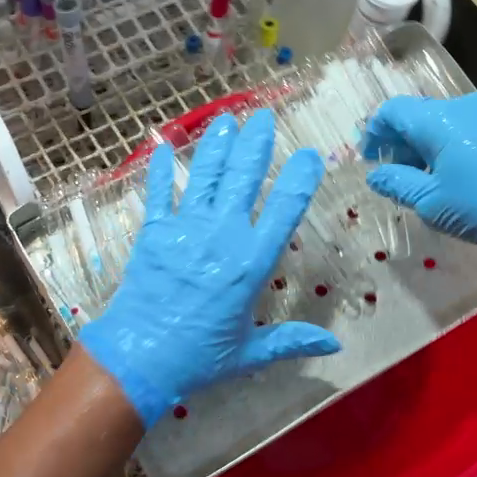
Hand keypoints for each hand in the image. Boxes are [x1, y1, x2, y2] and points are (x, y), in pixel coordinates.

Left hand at [78, 110, 341, 425]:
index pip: (284, 210)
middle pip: (244, 180)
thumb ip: (291, 340)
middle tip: (263, 117)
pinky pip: (159, 195)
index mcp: (251, 264)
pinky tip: (164, 147)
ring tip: (227, 120)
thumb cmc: (199, 358)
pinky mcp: (153, 234)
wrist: (140, 357)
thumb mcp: (250, 353)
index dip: (300, 179)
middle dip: (255, 145)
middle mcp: (221, 237)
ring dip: (217, 147)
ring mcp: (185, 231)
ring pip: (206, 178)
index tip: (309, 154)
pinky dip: (161, 171)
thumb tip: (336, 346)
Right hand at [363, 92, 476, 310]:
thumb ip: (397, 183)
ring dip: (434, 145)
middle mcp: (467, 104)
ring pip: (451, 121)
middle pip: (423, 115)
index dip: (375, 133)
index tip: (371, 160)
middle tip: (401, 174)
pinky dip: (462, 145)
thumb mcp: (431, 203)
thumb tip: (377, 174)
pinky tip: (469, 174)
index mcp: (439, 119)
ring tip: (436, 179)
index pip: (393, 111)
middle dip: (405, 142)